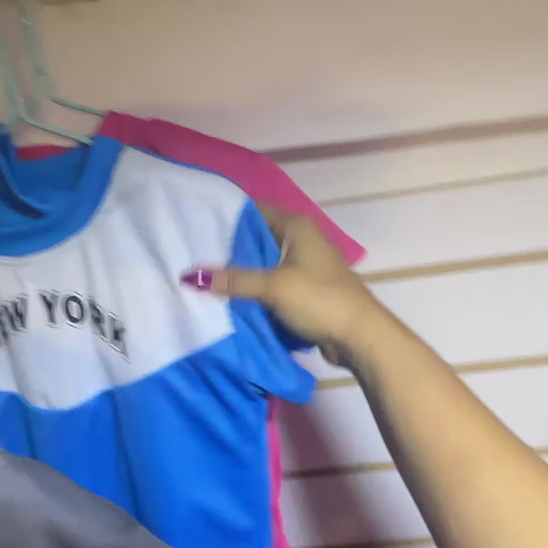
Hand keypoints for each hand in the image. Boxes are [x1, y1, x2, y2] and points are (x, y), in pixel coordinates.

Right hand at [183, 205, 394, 365]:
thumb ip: (233, 281)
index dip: (226, 218)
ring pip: (264, 266)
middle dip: (229, 251)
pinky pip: (273, 287)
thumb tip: (189, 277)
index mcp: (296, 226)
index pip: (254, 211)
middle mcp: (301, 241)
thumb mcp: (273, 287)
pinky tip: (231, 301)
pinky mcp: (305, 292)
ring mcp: (304, 267)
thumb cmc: (319, 299)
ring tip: (205, 280)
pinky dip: (256, 293)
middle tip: (194, 258)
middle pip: (257, 241)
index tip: (197, 228)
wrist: (358, 336)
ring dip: (242, 276)